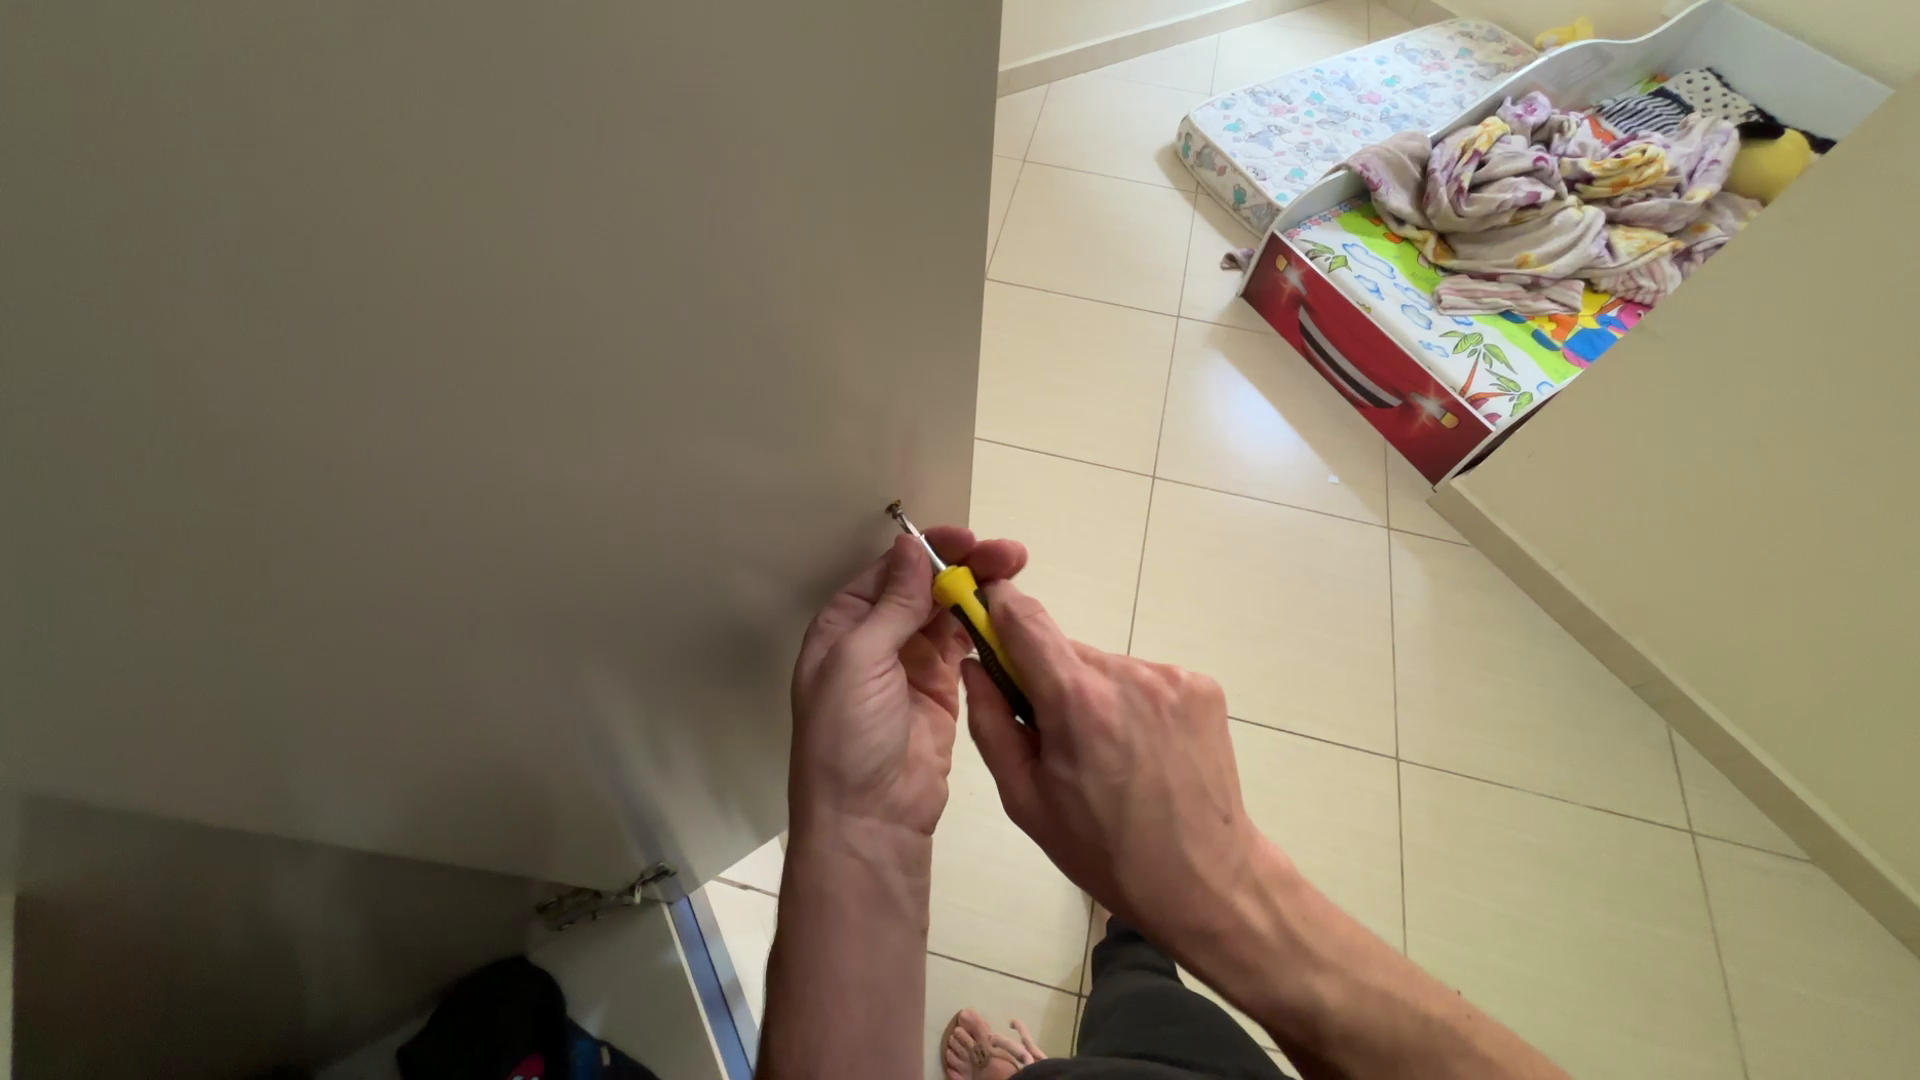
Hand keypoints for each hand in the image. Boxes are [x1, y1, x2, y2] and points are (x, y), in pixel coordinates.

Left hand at [790, 528, 1026, 838]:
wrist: (870, 819)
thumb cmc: (848, 734)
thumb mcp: (858, 660)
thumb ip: (892, 604)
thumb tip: (910, 548)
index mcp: (845, 623)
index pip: (891, 571)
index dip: (929, 550)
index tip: (970, 540)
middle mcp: (877, 636)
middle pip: (924, 586)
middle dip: (964, 565)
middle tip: (1009, 554)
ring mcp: (911, 663)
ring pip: (947, 612)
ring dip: (978, 591)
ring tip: (1016, 572)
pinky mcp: (941, 688)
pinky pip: (964, 646)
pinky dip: (984, 627)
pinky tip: (1007, 612)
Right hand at [961, 581, 1278, 954]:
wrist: (1205, 881)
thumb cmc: (1102, 850)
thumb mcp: (1024, 798)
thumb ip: (990, 721)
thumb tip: (973, 664)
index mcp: (1077, 701)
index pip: (1023, 617)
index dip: (997, 607)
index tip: (985, 615)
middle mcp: (1127, 673)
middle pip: (1064, 648)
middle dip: (1048, 677)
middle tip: (1057, 733)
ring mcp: (1172, 676)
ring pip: (1105, 665)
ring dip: (1093, 691)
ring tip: (1109, 751)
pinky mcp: (1203, 685)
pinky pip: (1144, 677)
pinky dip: (1131, 701)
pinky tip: (1144, 748)